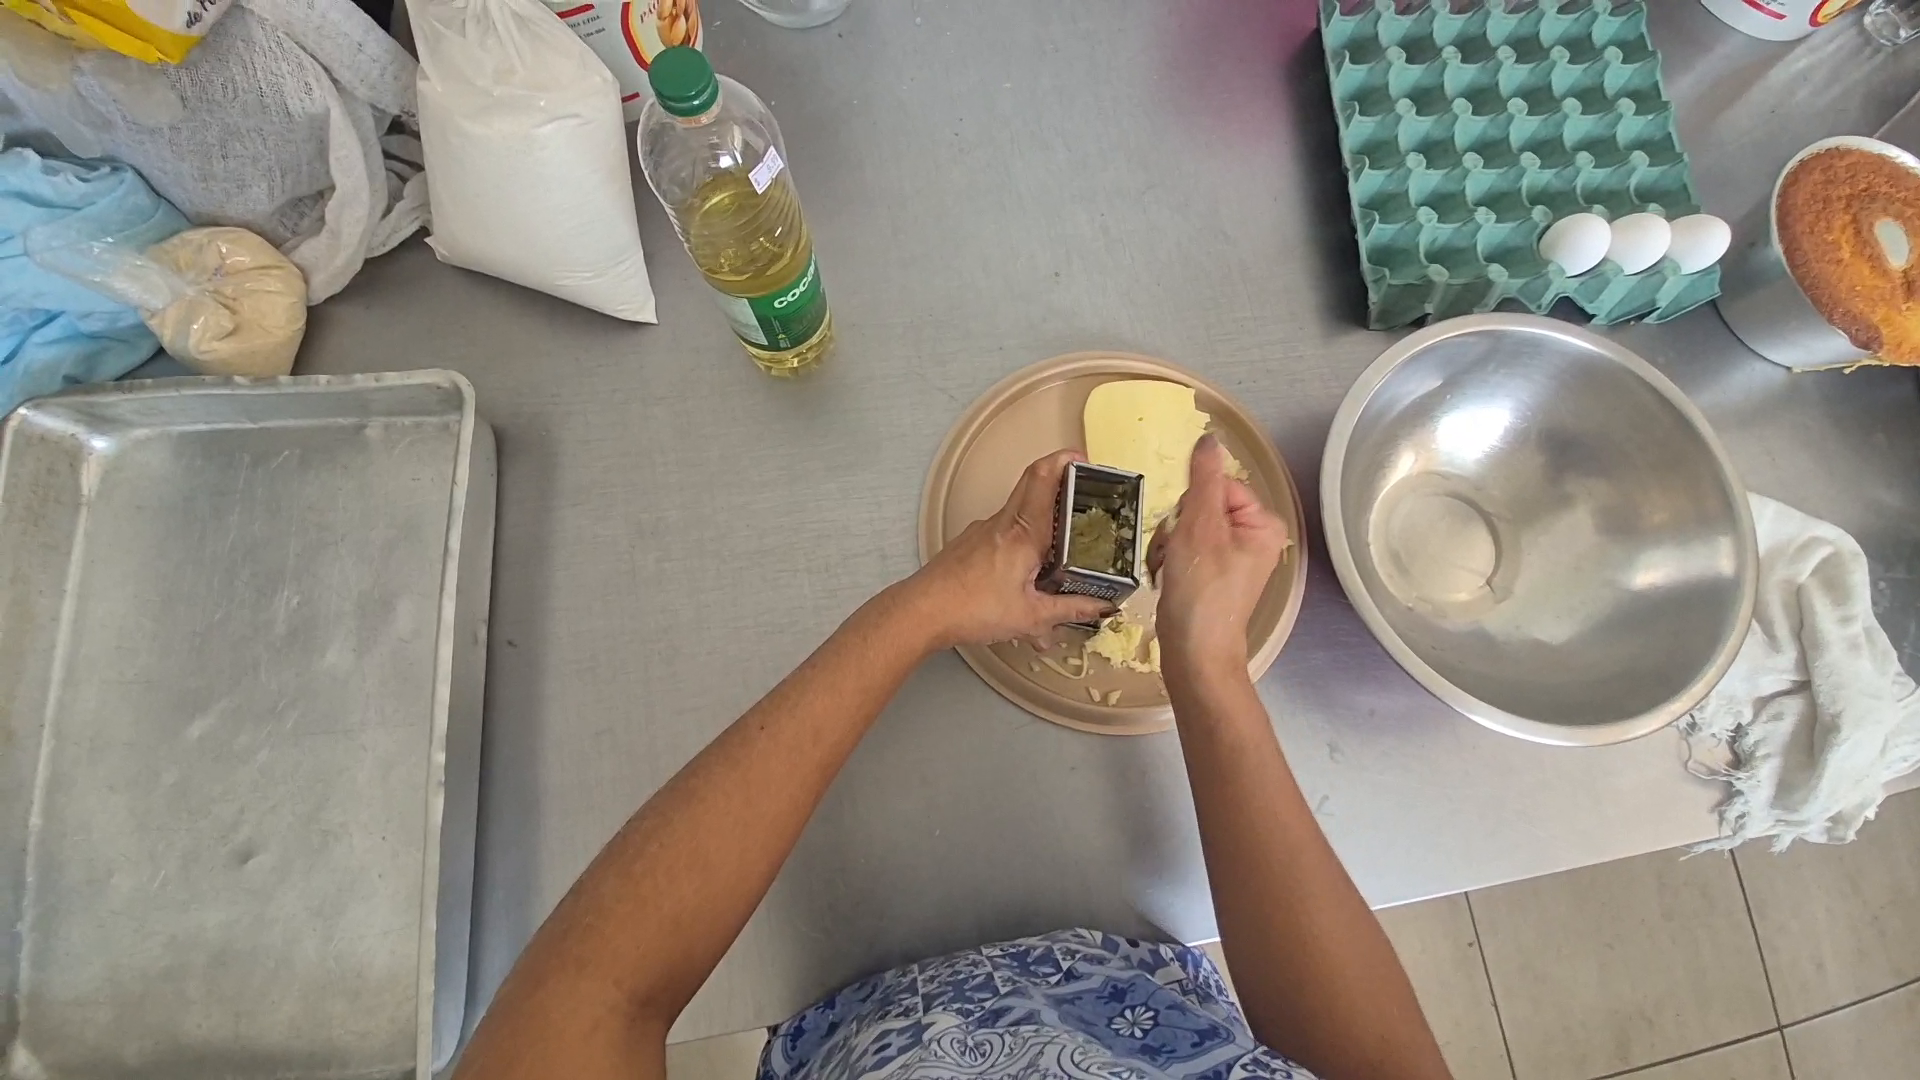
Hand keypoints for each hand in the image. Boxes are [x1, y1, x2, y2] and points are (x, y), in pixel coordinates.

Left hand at [903, 450, 1112, 649]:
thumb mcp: (1031, 617)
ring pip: (1018, 507)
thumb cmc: (971, 610)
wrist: (921, 611)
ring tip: (1062, 543)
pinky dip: (1021, 536)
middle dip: (1059, 478)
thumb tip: (1100, 606)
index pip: (1044, 478)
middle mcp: (1003, 522)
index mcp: (1023, 533)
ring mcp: (983, 529)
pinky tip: (1027, 567)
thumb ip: (1069, 609)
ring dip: (1041, 513)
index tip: (1084, 461)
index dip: (1065, 461)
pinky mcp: (971, 541)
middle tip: (1082, 490)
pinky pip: (1003, 528)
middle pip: (1032, 482)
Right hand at [1148, 435, 1288, 668]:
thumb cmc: (1200, 590)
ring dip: (1168, 545)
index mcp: (1262, 523)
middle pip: (1199, 505)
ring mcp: (1233, 559)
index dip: (1191, 504)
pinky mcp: (1213, 575)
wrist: (1194, 652)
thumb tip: (1210, 437)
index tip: (1184, 530)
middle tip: (1173, 553)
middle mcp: (1253, 538)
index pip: (1216, 485)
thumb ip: (1203, 479)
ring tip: (1168, 569)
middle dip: (1176, 527)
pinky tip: (1168, 578)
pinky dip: (1170, 560)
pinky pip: (1184, 549)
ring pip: (1186, 527)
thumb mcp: (1199, 526)